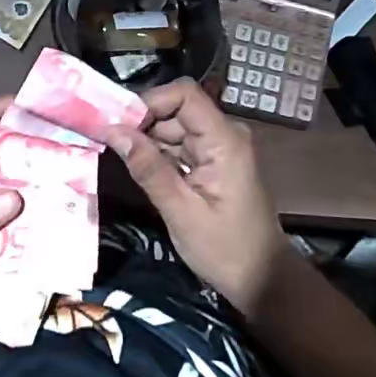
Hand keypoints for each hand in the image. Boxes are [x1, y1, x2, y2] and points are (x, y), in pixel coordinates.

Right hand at [106, 79, 289, 313]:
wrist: (263, 282)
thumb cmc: (226, 250)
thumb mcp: (181, 212)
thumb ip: (148, 169)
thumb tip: (113, 131)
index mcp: (224, 141)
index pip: (184, 94)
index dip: (151, 101)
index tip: (121, 123)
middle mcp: (223, 135)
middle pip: (175, 109)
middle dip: (143, 123)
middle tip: (112, 144)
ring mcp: (218, 147)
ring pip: (173, 126)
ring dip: (147, 140)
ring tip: (123, 160)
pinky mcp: (212, 161)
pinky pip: (179, 144)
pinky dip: (158, 154)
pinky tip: (141, 170)